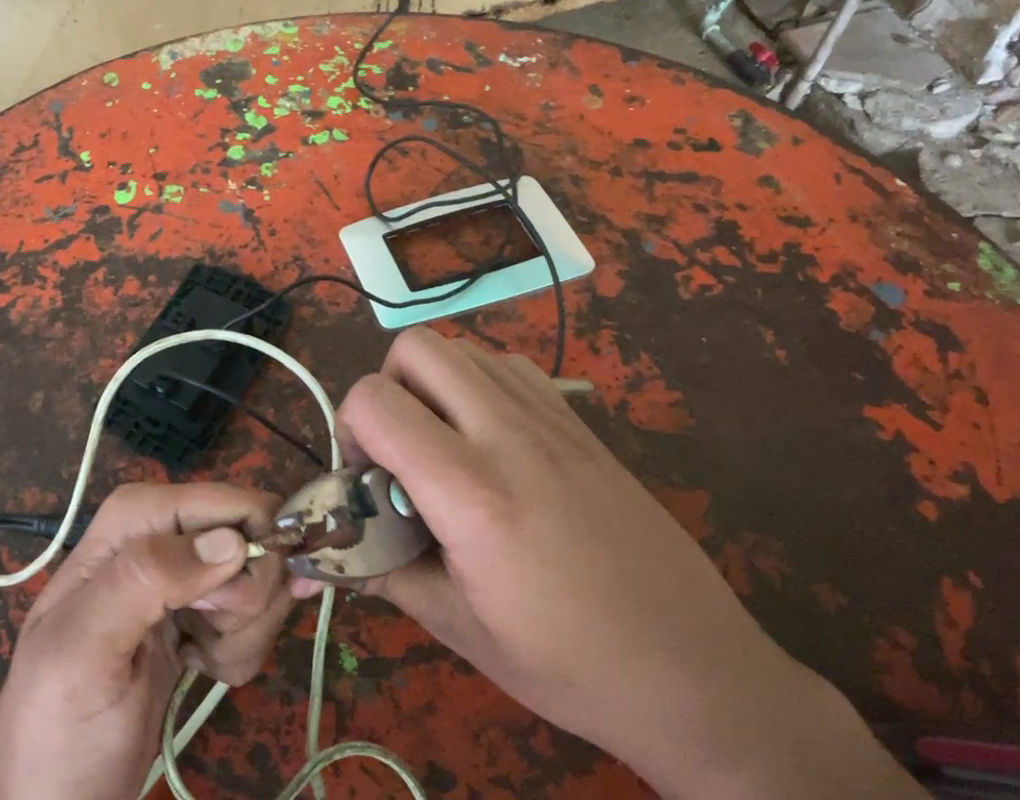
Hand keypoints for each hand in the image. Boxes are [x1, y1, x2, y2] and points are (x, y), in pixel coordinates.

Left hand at [0, 483, 294, 799]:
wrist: (49, 799)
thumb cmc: (57, 723)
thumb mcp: (85, 647)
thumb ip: (145, 580)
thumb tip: (231, 538)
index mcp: (128, 525)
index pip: (216, 502)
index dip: (245, 541)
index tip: (236, 602)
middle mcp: (159, 543)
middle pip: (247, 540)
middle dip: (245, 599)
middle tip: (204, 641)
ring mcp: (180, 586)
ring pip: (257, 581)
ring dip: (244, 633)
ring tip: (198, 664)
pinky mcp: (197, 625)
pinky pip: (252, 618)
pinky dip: (241, 652)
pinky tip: (204, 672)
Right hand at [299, 328, 923, 799]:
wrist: (695, 671)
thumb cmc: (568, 663)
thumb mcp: (458, 628)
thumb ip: (384, 573)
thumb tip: (324, 556)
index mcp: (469, 490)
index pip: (374, 400)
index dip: (349, 431)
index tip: (367, 481)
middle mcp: (508, 434)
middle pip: (415, 347)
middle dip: (386, 389)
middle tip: (398, 452)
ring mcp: (553, 421)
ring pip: (465, 349)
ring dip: (434, 385)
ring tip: (443, 448)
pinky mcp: (583, 426)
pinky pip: (512, 368)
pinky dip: (482, 386)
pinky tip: (492, 445)